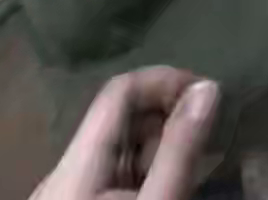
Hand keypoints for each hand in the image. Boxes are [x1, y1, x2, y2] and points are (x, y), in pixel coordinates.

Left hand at [31, 69, 218, 199]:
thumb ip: (180, 149)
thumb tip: (209, 86)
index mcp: (73, 168)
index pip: (120, 90)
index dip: (164, 80)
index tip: (205, 95)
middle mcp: (59, 176)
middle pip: (118, 117)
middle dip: (165, 114)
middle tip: (205, 134)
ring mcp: (61, 197)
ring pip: (116, 148)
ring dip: (157, 145)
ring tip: (190, 164)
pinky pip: (109, 175)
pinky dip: (142, 171)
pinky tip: (162, 188)